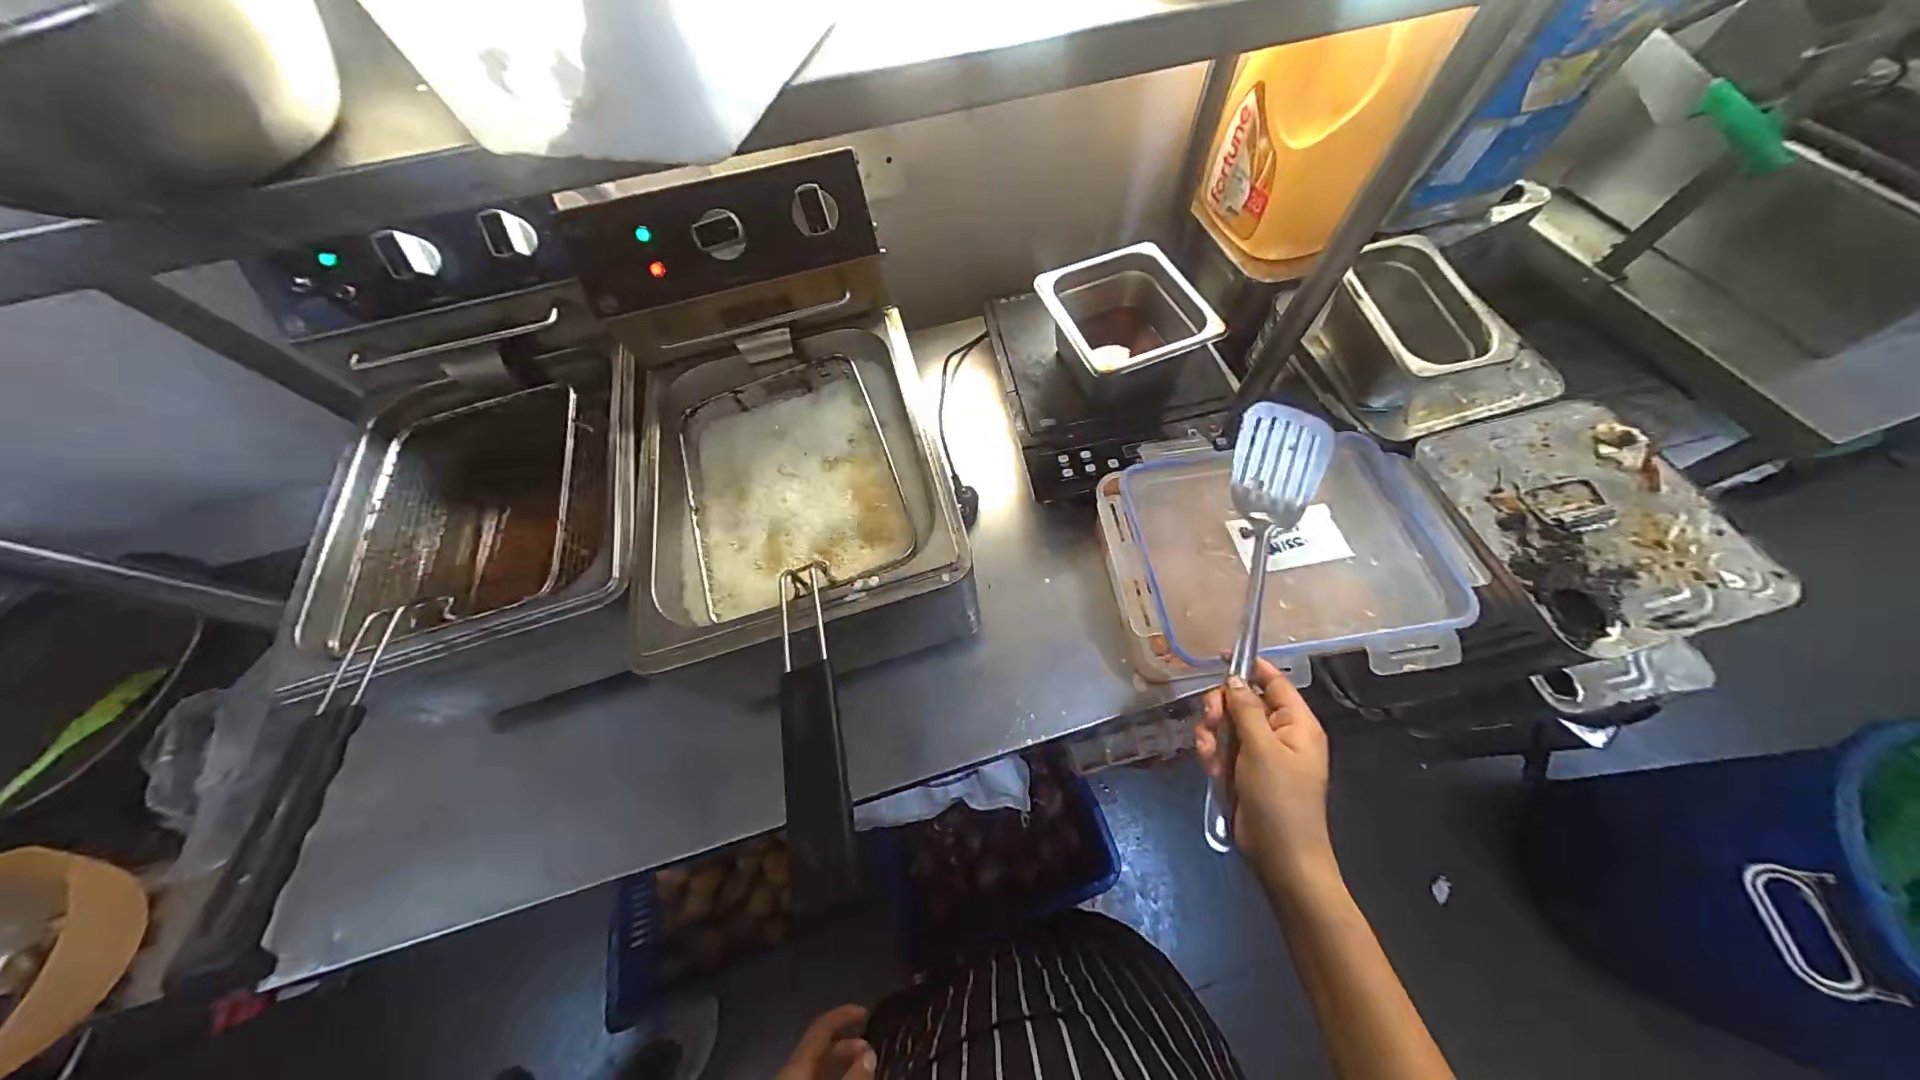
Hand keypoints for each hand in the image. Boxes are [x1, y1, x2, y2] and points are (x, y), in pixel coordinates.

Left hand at [777, 1005, 875, 1079]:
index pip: (821, 1026)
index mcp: (797, 1064)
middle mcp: (790, 1068)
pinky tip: (845, 1077)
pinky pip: (813, 1076)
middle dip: (846, 1041)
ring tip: (863, 1064)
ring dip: (840, 1060)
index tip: (865, 1011)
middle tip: (869, 1046)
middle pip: (819, 1045)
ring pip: (816, 1064)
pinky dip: (831, 1073)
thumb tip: (870, 1053)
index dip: (843, 1014)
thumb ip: (853, 1076)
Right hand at [1195, 657, 1336, 893]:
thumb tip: (1234, 678)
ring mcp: (1259, 754)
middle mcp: (1279, 734)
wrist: (1280, 856)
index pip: (1274, 683)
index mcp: (1297, 724)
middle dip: (1222, 709)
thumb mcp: (1262, 749)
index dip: (1250, 668)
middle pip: (1243, 702)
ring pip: (1226, 726)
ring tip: (1211, 753)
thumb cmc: (1280, 799)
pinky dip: (1212, 755)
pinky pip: (1221, 749)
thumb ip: (1245, 710)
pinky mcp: (1242, 772)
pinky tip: (1211, 768)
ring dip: (1214, 735)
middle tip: (1211, 719)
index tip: (1220, 657)